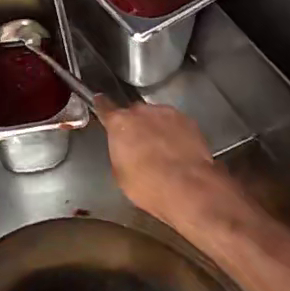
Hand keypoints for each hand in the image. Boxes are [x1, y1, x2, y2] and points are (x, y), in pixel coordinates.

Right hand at [95, 98, 243, 231]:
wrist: (188, 187)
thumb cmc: (148, 185)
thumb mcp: (120, 173)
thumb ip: (118, 151)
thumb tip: (124, 147)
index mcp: (119, 124)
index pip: (105, 106)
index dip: (103, 106)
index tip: (101, 103)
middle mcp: (142, 112)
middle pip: (134, 112)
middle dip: (134, 124)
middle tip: (139, 144)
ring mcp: (167, 113)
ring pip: (156, 116)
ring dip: (155, 127)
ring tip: (161, 149)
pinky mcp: (188, 120)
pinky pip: (175, 123)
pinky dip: (174, 132)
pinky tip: (177, 149)